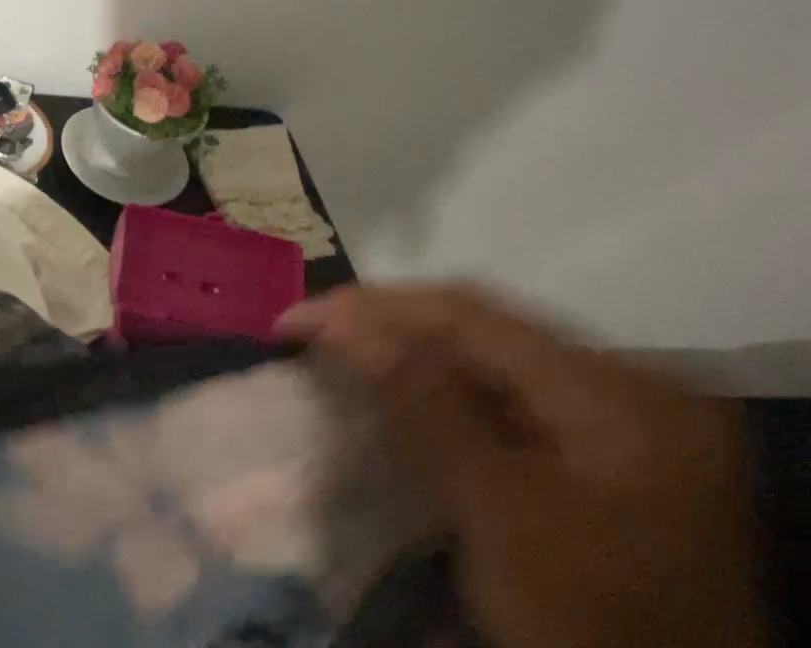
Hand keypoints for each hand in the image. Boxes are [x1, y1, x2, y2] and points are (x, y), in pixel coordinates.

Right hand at [279, 284, 767, 647]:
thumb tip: (342, 319)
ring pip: (489, 363)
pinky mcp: (602, 454)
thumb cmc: (586, 614)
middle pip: (483, 332)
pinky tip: (398, 402)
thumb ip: (421, 404)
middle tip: (305, 337)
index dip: (373, 307)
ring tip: (335, 359)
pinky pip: (505, 399)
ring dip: (410, 358)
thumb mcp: (496, 510)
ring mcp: (620, 421)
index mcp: (618, 392)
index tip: (292, 321)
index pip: (472, 315)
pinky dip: (443, 396)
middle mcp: (629, 387)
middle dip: (389, 327)